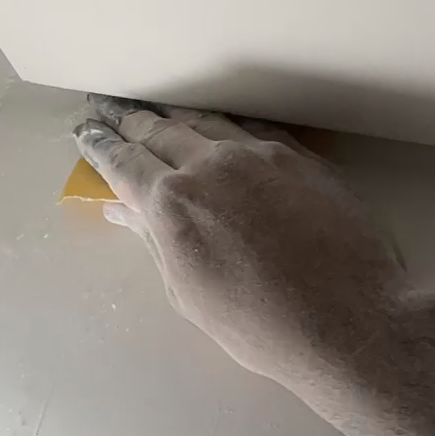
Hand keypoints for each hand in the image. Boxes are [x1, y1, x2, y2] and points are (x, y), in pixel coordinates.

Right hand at [74, 97, 407, 392]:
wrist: (348, 320)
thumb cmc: (260, 326)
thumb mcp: (190, 293)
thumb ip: (154, 242)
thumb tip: (122, 210)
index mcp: (171, 204)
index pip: (122, 161)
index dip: (99, 145)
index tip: (85, 132)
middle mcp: (208, 166)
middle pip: (157, 130)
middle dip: (127, 120)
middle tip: (107, 110)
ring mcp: (257, 155)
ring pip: (202, 122)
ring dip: (171, 117)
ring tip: (154, 114)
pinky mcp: (296, 156)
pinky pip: (247, 128)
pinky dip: (220, 125)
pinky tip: (214, 127)